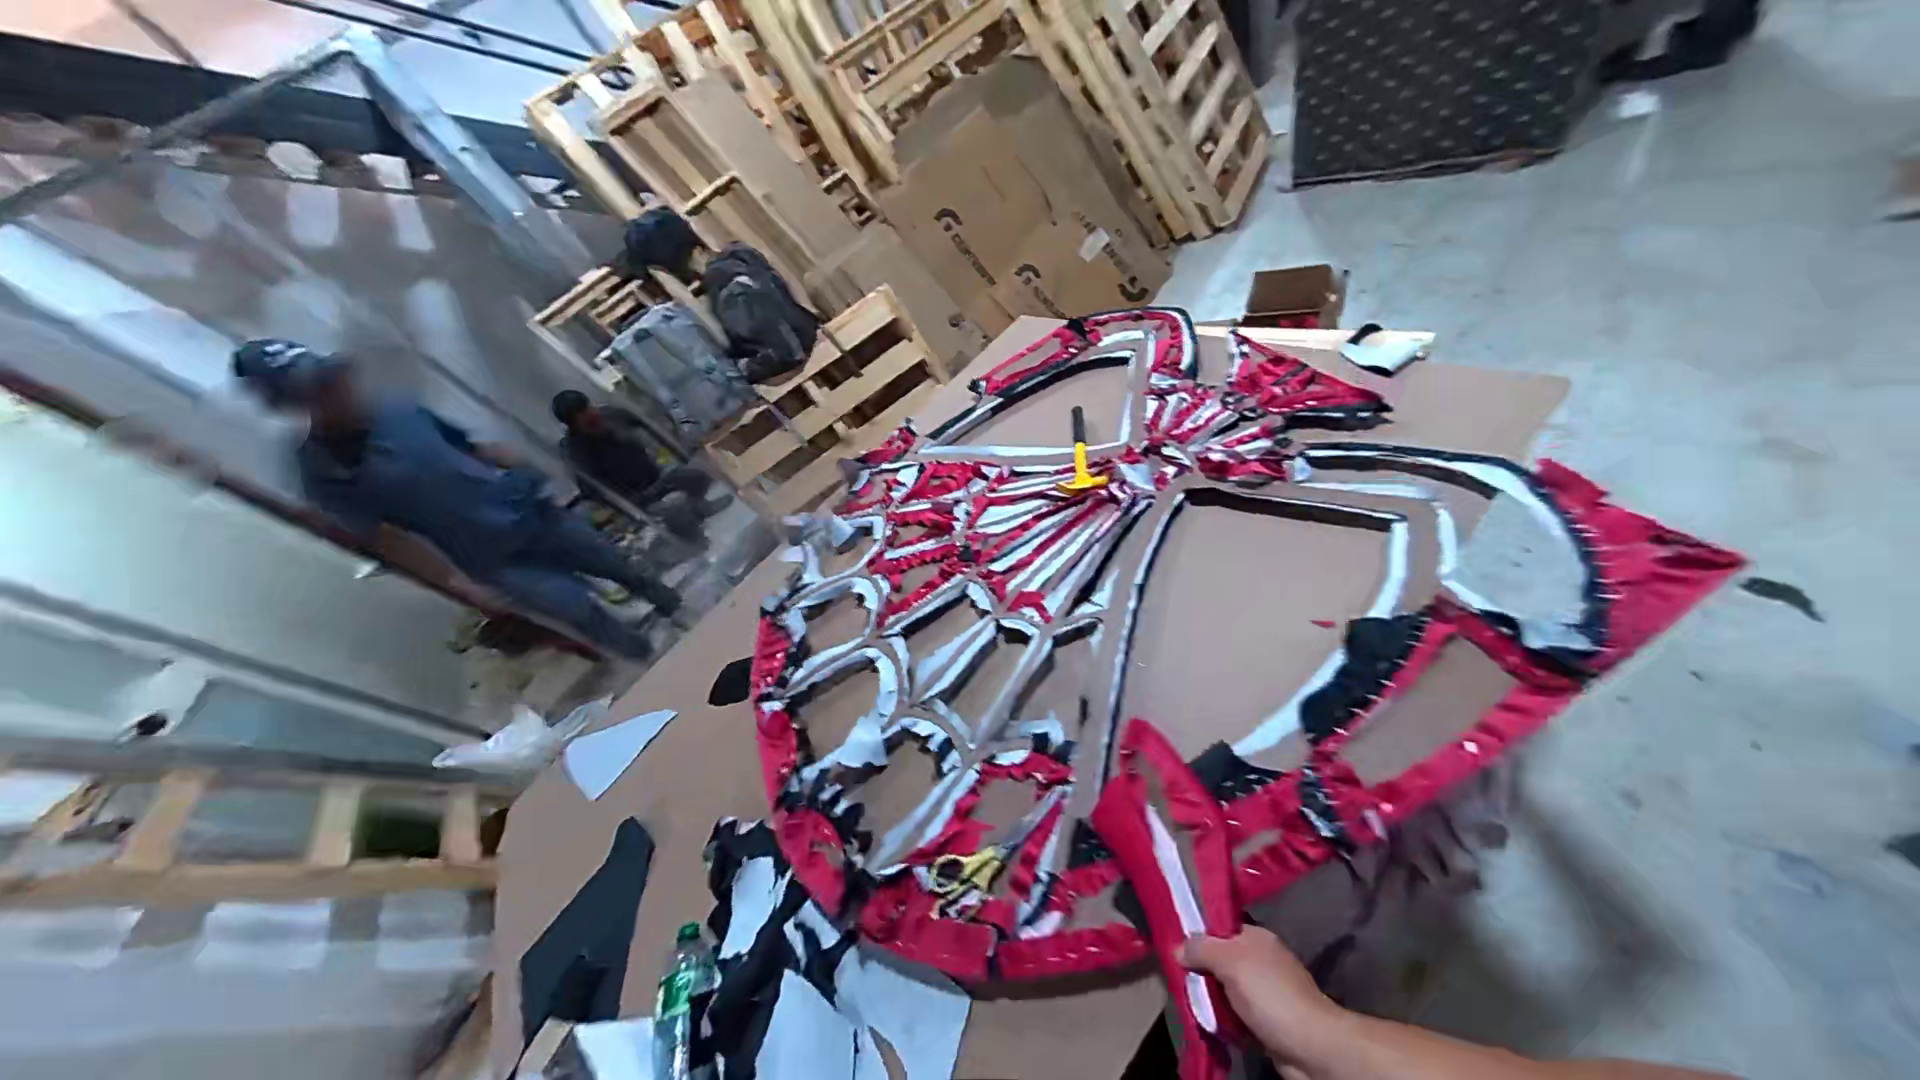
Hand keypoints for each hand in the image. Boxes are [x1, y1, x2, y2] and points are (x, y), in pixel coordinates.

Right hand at [1180, 927, 1344, 1066]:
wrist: (1312, 1046)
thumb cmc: (1269, 994)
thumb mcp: (1229, 960)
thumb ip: (1200, 948)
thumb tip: (1178, 948)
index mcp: (1255, 937)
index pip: (1219, 928)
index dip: (1198, 935)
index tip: (1177, 947)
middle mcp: (1261, 960)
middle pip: (1219, 959)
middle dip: (1202, 972)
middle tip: (1184, 981)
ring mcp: (1265, 992)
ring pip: (1226, 989)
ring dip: (1211, 999)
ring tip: (1196, 1005)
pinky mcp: (1267, 1021)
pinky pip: (1236, 1014)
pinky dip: (1225, 1020)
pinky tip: (1214, 1023)